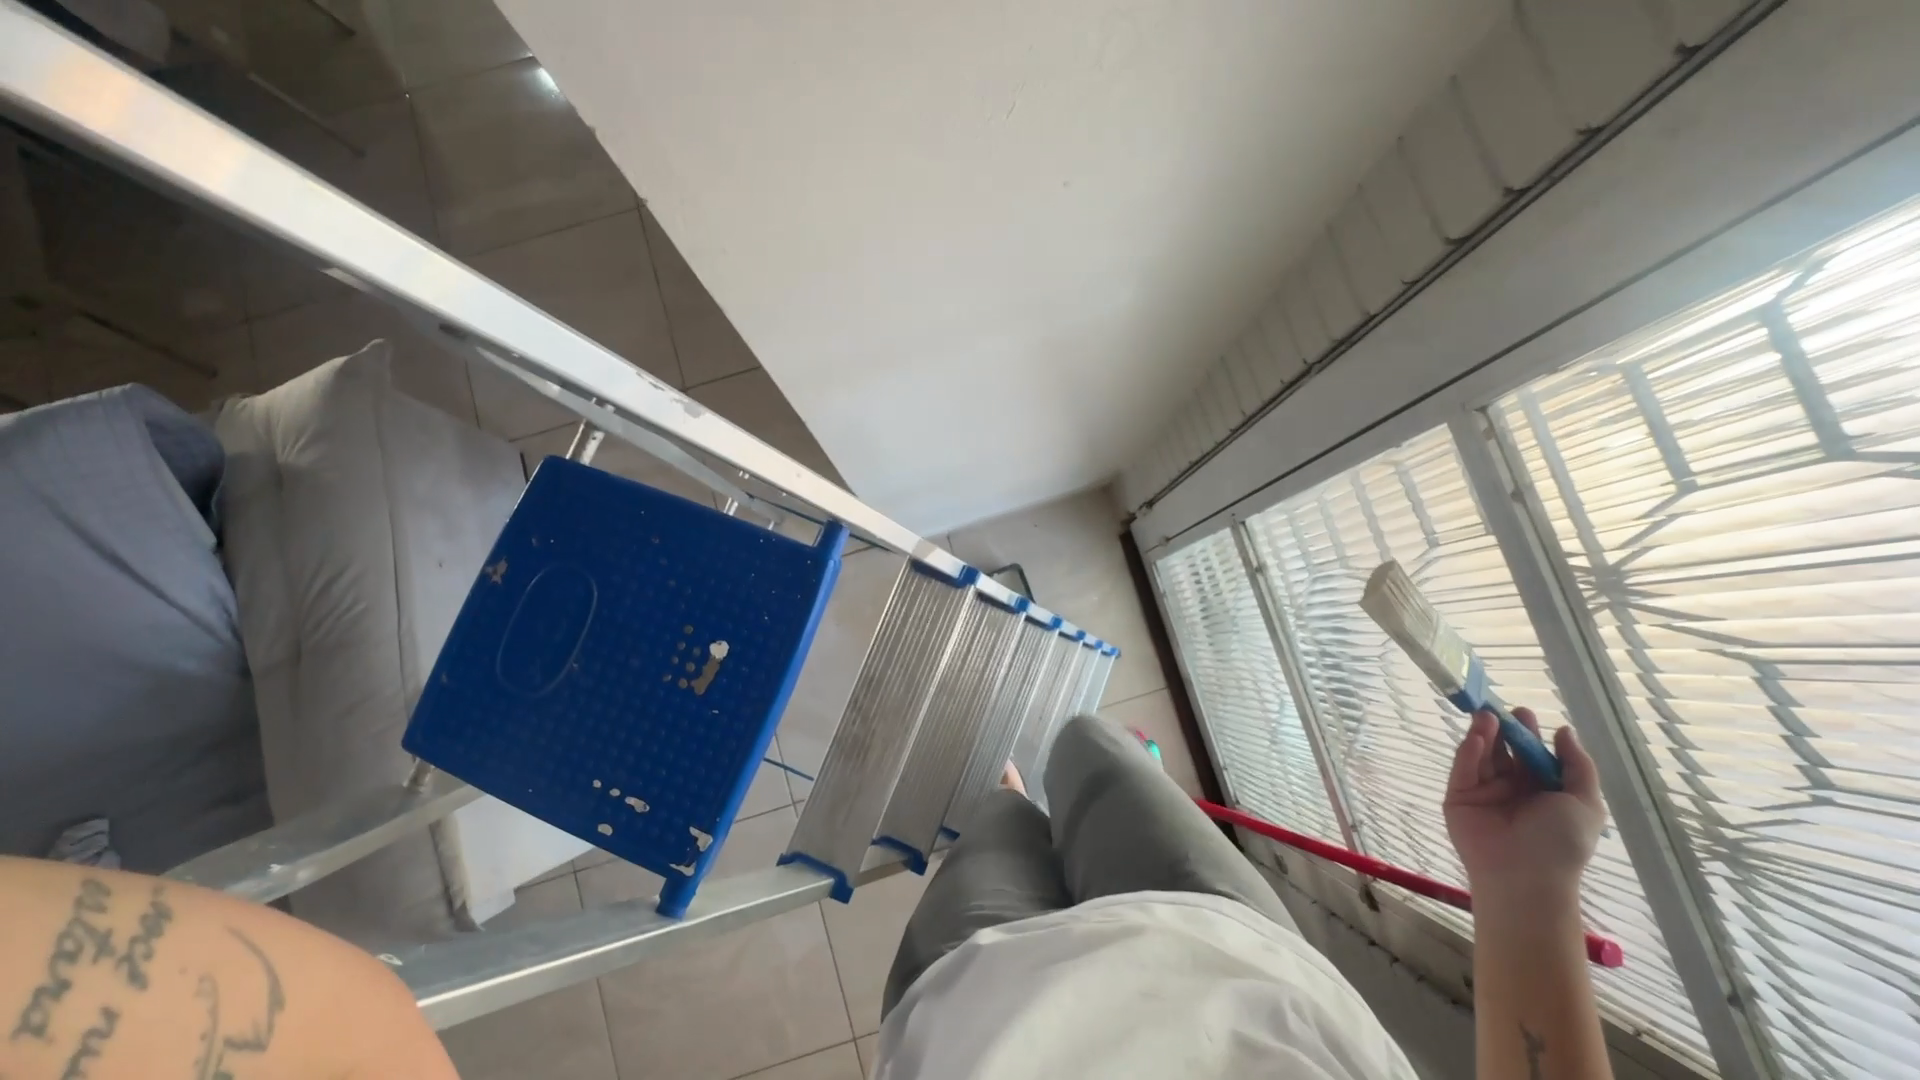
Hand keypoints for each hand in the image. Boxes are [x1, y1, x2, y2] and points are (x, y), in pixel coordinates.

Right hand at [1444, 708, 1604, 903]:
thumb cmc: (1561, 841)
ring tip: (1486, 716)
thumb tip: (1564, 731)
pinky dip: (1468, 752)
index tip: (1525, 713)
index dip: (1531, 734)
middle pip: (1505, 751)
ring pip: (1481, 756)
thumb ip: (1578, 766)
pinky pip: (1462, 770)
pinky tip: (1476, 738)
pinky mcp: (1458, 797)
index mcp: (1542, 791)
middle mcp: (1512, 789)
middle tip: (1500, 709)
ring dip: (1484, 735)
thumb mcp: (1585, 802)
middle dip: (1504, 730)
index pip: (1533, 755)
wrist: (1525, 876)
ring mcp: (1483, 792)